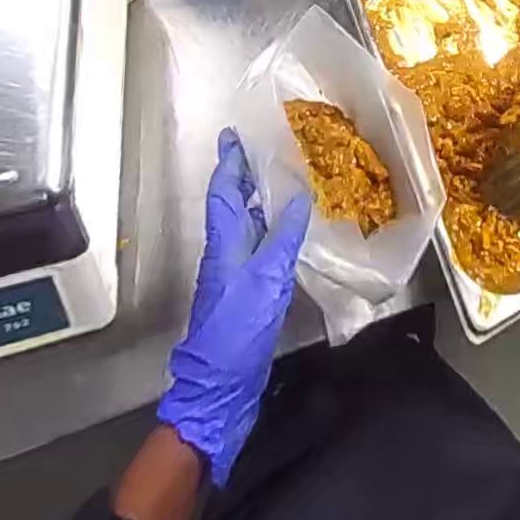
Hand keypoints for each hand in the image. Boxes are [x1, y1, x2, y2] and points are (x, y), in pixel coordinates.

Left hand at [157, 128, 309, 486]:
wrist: (220, 384)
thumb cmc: (237, 329)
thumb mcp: (266, 279)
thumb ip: (283, 237)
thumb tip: (298, 196)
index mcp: (225, 242)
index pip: (223, 192)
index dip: (228, 163)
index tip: (232, 135)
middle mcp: (227, 250)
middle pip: (232, 202)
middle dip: (243, 173)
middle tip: (262, 148)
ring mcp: (237, 269)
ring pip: (246, 220)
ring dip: (258, 196)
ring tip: (280, 176)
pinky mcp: (248, 286)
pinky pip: (259, 241)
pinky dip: (271, 223)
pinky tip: (288, 224)